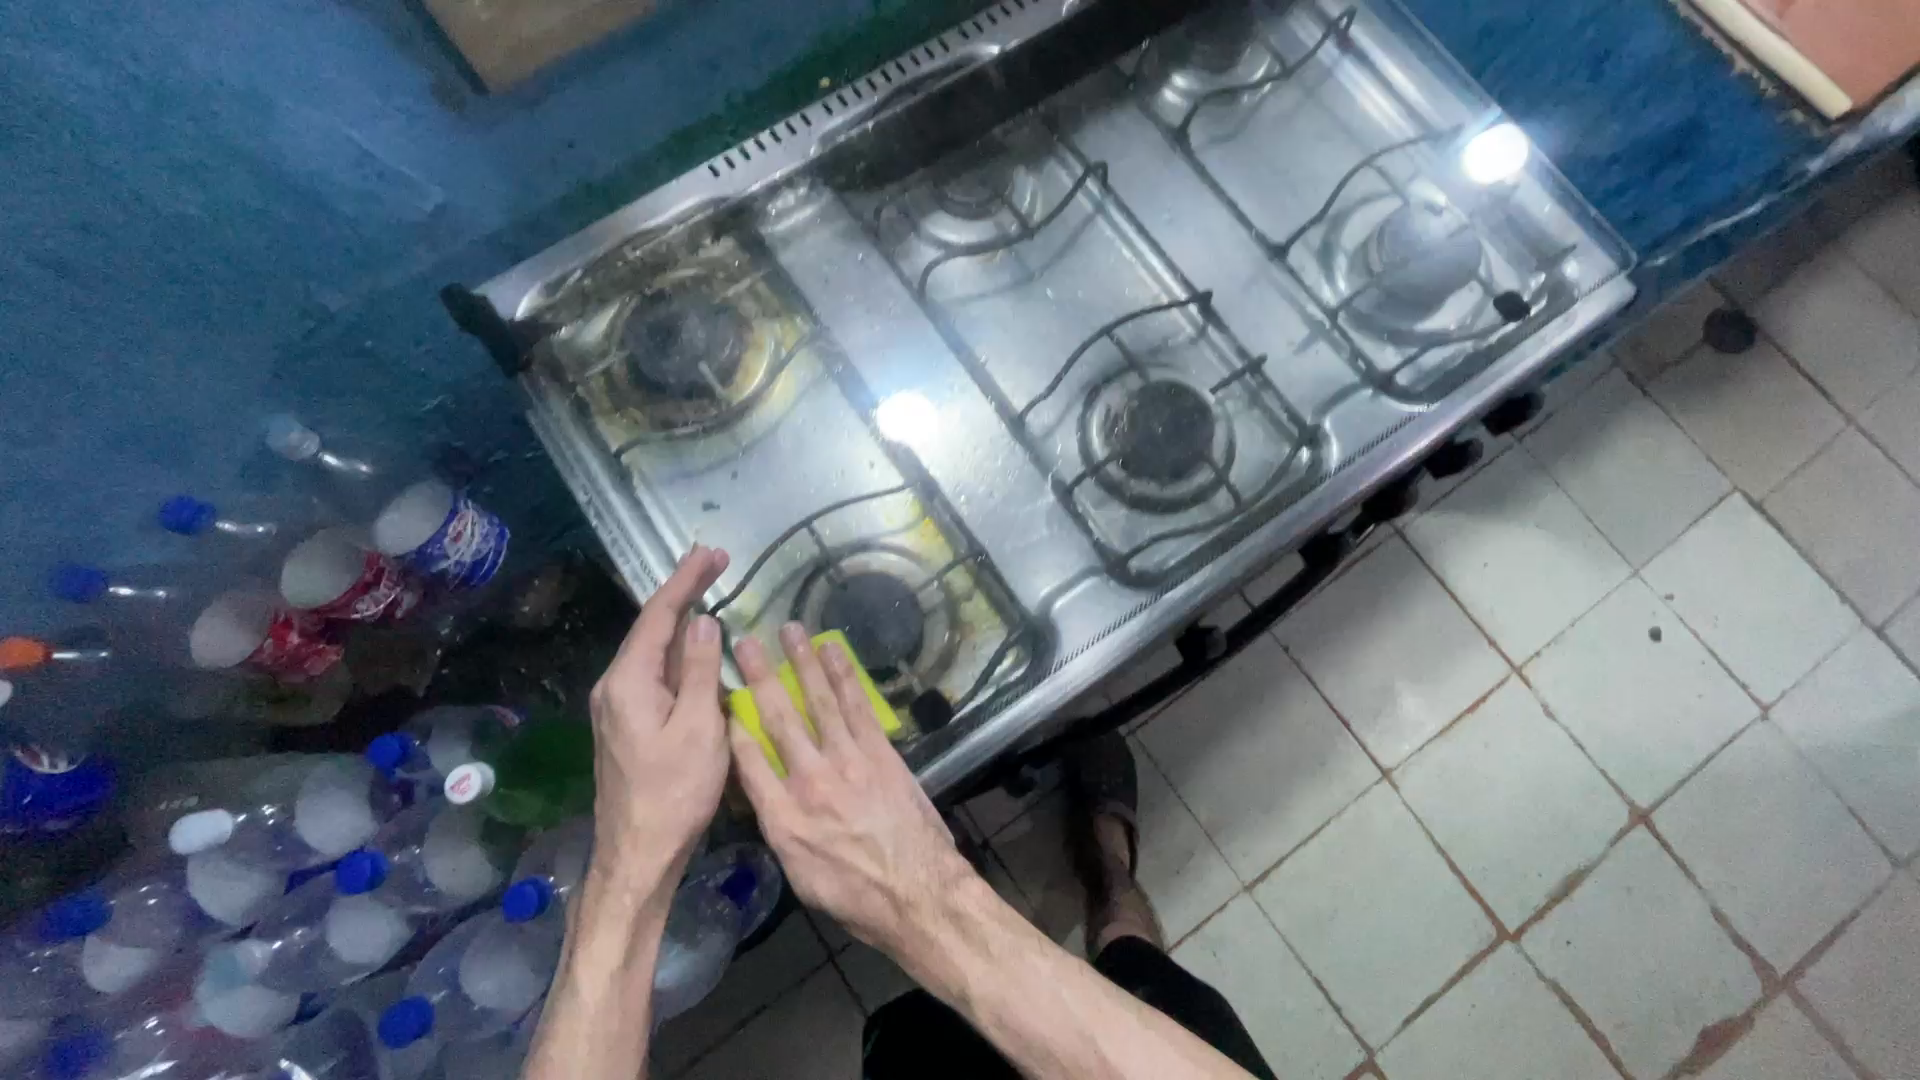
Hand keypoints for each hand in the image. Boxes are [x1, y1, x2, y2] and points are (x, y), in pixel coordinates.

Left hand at [587, 545, 730, 878]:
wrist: (639, 853)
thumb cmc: (675, 792)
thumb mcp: (699, 727)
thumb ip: (702, 670)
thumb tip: (705, 622)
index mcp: (628, 682)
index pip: (658, 616)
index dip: (686, 581)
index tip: (712, 553)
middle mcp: (614, 686)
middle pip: (652, 628)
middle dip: (683, 593)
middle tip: (716, 563)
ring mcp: (617, 706)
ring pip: (653, 651)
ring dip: (682, 622)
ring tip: (711, 594)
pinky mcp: (627, 723)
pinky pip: (655, 674)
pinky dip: (679, 652)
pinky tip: (698, 648)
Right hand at [727, 623, 974, 953]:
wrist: (917, 895)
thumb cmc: (855, 897)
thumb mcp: (799, 876)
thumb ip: (779, 828)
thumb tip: (766, 794)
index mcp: (782, 819)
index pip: (747, 760)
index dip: (731, 723)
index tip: (721, 693)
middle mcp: (810, 782)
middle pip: (779, 719)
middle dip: (761, 677)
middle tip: (747, 641)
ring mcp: (848, 762)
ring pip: (820, 702)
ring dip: (803, 663)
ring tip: (791, 630)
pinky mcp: (880, 752)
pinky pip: (857, 705)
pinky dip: (844, 675)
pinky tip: (833, 651)